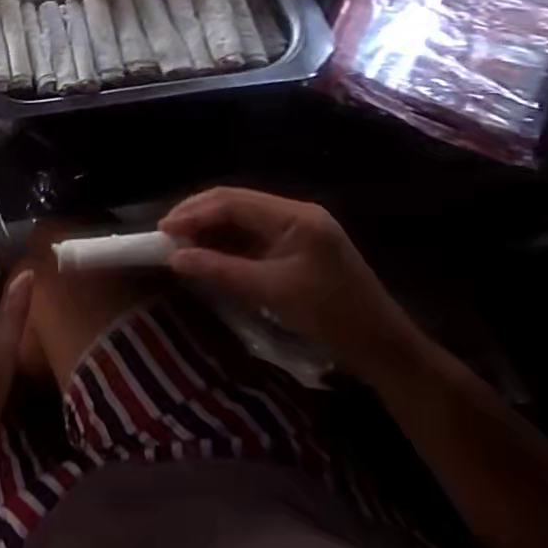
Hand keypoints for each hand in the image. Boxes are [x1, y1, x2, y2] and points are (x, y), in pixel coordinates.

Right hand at [159, 187, 420, 377]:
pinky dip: (227, 245)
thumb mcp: (273, 293)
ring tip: (180, 246)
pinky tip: (208, 257)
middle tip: (166, 236)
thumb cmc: (332, 315)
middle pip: (235, 203)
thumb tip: (175, 258)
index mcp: (294, 215)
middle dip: (198, 217)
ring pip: (241, 219)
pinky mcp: (296, 247)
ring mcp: (296, 229)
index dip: (194, 212)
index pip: (232, 201)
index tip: (163, 230)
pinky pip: (253, 237)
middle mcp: (294, 213)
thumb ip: (221, 271)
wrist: (384, 346)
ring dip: (210, 231)